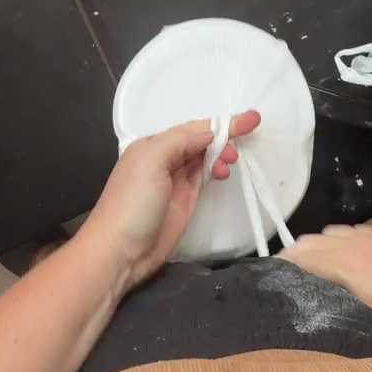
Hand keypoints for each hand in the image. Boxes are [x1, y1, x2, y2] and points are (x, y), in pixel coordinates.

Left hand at [82, 111, 259, 288]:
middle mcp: (165, 158)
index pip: (193, 128)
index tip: (249, 119)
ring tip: (233, 159)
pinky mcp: (186, 199)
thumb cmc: (132, 204)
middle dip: (226, 133)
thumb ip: (179, 141)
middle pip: (201, 139)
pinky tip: (224, 170)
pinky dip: (217, 168)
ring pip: (205, 156)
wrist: (120, 252)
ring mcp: (176, 180)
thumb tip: (209, 133)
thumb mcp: (151, 162)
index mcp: (153, 145)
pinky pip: (205, 175)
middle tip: (251, 131)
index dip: (220, 122)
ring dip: (223, 151)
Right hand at [280, 223, 371, 348]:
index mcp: (350, 262)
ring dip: (316, 249)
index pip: (300, 256)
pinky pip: (353, 233)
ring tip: (309, 276)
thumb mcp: (367, 323)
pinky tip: (344, 267)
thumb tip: (305, 303)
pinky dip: (339, 244)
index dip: (281, 269)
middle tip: (283, 285)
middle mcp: (360, 243)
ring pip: (332, 234)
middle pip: (312, 241)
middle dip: (294, 258)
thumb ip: (332, 305)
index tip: (266, 286)